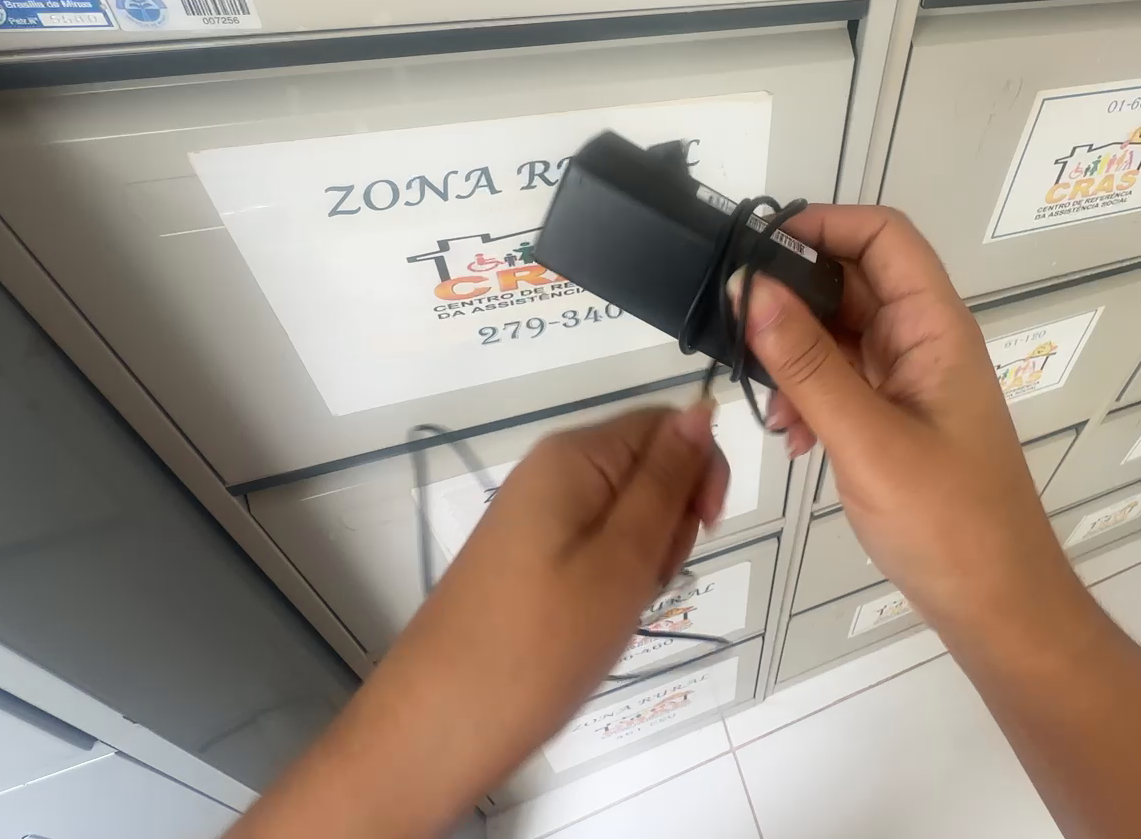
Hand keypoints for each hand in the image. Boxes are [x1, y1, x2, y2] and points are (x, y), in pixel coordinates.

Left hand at [227, 404, 727, 838]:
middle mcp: (555, 469)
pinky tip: (603, 613)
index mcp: (577, 455)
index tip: (705, 528)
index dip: (700, 468)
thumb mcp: (625, 555)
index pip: (669, 425)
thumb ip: (668, 478)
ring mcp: (541, 512)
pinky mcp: (534, 550)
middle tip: (649, 577)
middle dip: (673, 516)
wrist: (435, 732)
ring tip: (622, 603)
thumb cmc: (542, 642)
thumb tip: (703, 409)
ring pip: (632, 507)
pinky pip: (601, 539)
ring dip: (649, 550)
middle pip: (651, 464)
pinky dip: (619, 570)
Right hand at [740, 206, 1081, 633]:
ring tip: (769, 405)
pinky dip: (809, 397)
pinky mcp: (893, 417)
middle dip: (794, 299)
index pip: (883, 237)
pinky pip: (841, 382)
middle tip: (737, 327)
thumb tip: (751, 289)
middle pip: (854, 283)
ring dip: (795, 358)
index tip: (757, 247)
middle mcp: (923, 341)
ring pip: (840, 336)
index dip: (824, 224)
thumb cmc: (946, 521)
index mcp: (935, 327)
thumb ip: (807, 363)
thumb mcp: (867, 437)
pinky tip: (791, 437)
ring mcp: (908, 381)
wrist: (996, 606)